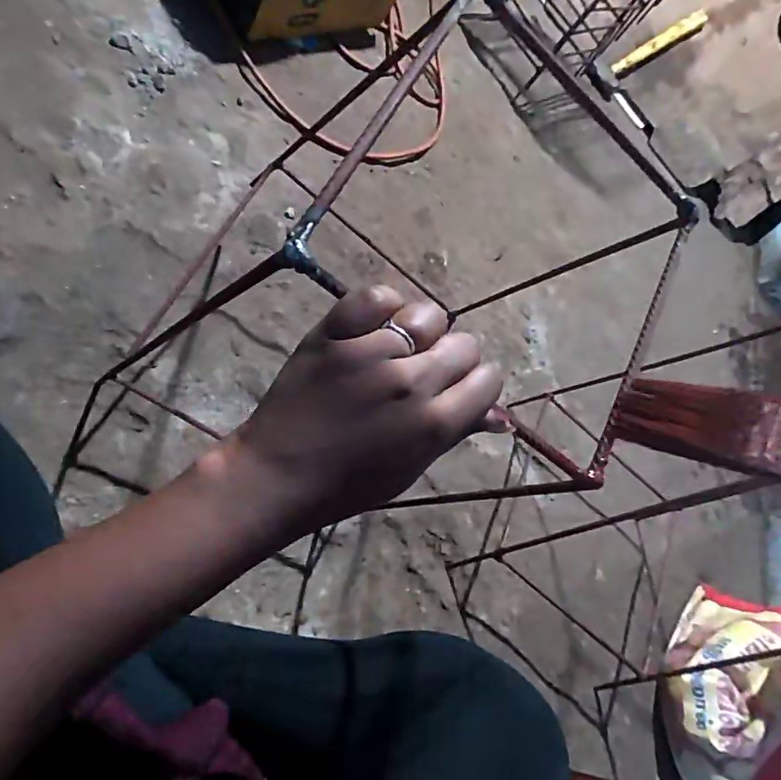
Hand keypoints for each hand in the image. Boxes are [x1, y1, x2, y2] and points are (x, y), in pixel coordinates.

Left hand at [222, 284, 503, 536]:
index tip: (456, 385)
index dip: (474, 380)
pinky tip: (374, 323)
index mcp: (435, 424)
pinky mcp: (334, 335)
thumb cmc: (347, 482)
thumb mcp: (410, 467)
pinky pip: (377, 297)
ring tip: (399, 343)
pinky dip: (382, 305)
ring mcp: (370, 354)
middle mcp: (411, 383)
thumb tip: (501, 414)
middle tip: (423, 368)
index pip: (487, 378)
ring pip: (426, 315)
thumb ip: (454, 432)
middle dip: (451, 355)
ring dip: (420, 328)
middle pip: (463, 344)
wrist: (279, 472)